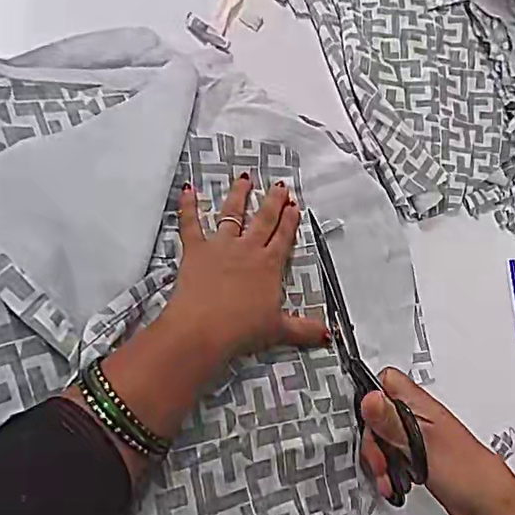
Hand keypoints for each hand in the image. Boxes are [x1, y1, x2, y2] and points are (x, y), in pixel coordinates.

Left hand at [160, 173, 328, 362]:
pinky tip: (188, 191)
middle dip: (273, 201)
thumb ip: (303, 330)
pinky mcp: (196, 250)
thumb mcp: (278, 330)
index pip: (284, 237)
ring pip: (232, 214)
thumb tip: (326, 336)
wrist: (204, 329)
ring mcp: (221, 247)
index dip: (290, 221)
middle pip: (264, 220)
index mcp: (270, 266)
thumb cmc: (242, 329)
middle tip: (279, 185)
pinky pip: (191, 224)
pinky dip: (188, 207)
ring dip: (238, 195)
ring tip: (244, 179)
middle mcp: (248, 250)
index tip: (294, 206)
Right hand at [358, 368, 514, 514]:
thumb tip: (370, 397)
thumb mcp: (419, 444)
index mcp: (419, 404)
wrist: (485, 499)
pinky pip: (393, 453)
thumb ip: (391, 420)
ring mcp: (418, 434)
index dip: (370, 397)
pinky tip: (394, 479)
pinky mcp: (419, 453)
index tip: (365, 419)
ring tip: (387, 473)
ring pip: (384, 435)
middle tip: (380, 457)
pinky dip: (389, 467)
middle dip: (373, 438)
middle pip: (378, 413)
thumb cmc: (464, 470)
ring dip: (380, 456)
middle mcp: (418, 415)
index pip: (384, 381)